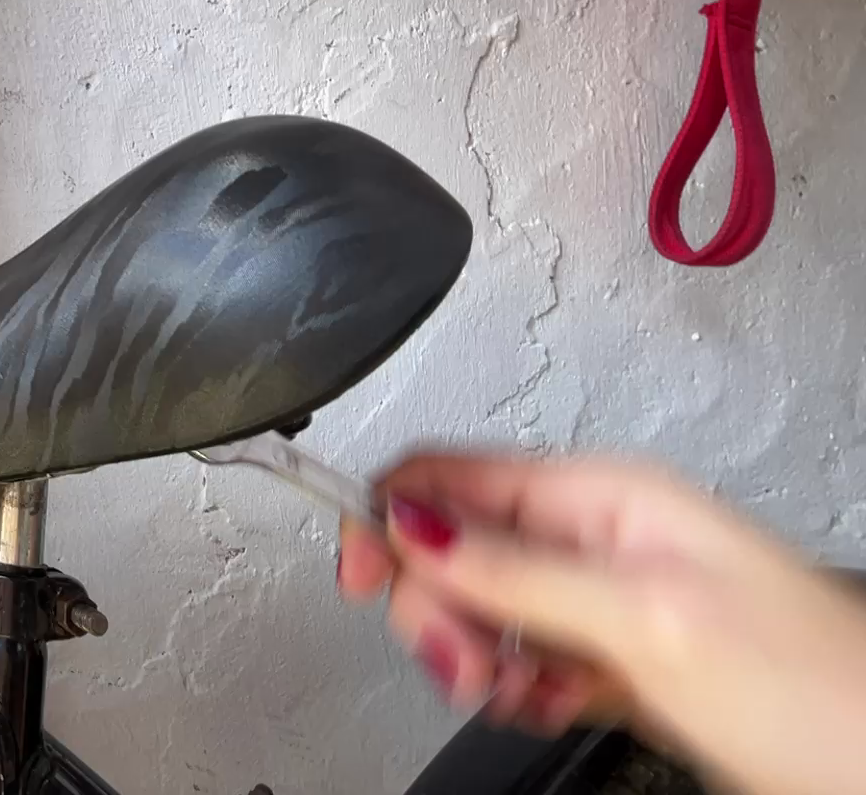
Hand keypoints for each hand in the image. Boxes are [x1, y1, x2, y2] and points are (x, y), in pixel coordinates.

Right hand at [337, 452, 865, 794]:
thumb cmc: (834, 698)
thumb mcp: (649, 617)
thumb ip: (513, 567)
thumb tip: (405, 522)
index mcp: (593, 496)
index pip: (443, 476)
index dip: (385, 514)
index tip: (359, 571)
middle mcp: (580, 536)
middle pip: (444, 546)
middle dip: (437, 606)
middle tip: (459, 660)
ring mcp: (586, 593)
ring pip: (469, 602)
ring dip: (472, 651)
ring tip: (509, 692)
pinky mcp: (594, 647)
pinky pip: (508, 650)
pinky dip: (508, 682)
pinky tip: (542, 701)